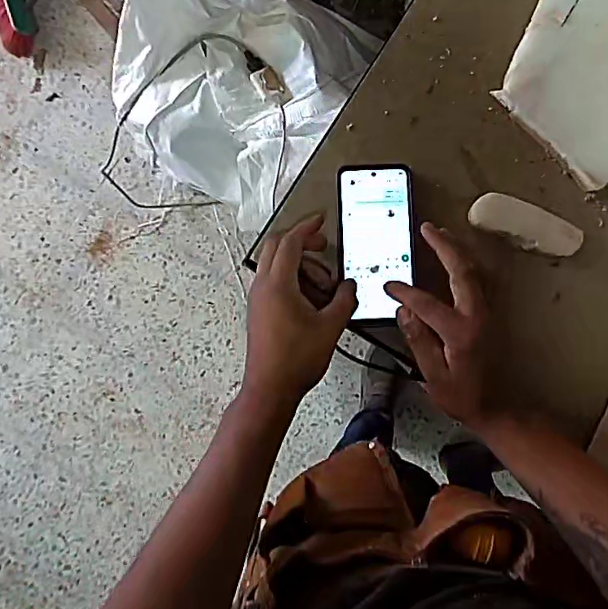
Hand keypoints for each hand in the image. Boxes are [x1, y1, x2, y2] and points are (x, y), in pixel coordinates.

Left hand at [243, 214, 357, 404]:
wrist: (270, 389)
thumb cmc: (294, 361)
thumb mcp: (331, 325)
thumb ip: (345, 299)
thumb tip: (348, 287)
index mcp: (278, 284)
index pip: (290, 242)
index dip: (307, 227)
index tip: (320, 220)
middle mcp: (263, 288)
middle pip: (276, 247)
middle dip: (302, 242)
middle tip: (323, 247)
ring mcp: (259, 300)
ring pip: (277, 266)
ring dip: (302, 267)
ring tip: (326, 287)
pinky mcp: (260, 312)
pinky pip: (276, 283)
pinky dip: (295, 282)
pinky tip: (314, 302)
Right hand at [386, 224, 490, 427]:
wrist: (498, 406)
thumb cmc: (466, 397)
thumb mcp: (434, 377)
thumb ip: (419, 341)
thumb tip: (405, 312)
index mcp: (460, 332)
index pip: (427, 303)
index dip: (405, 291)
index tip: (390, 286)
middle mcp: (477, 316)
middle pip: (462, 270)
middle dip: (443, 246)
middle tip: (427, 229)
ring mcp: (488, 312)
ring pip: (475, 270)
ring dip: (458, 249)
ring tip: (440, 234)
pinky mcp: (491, 313)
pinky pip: (480, 278)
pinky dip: (467, 262)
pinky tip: (458, 256)